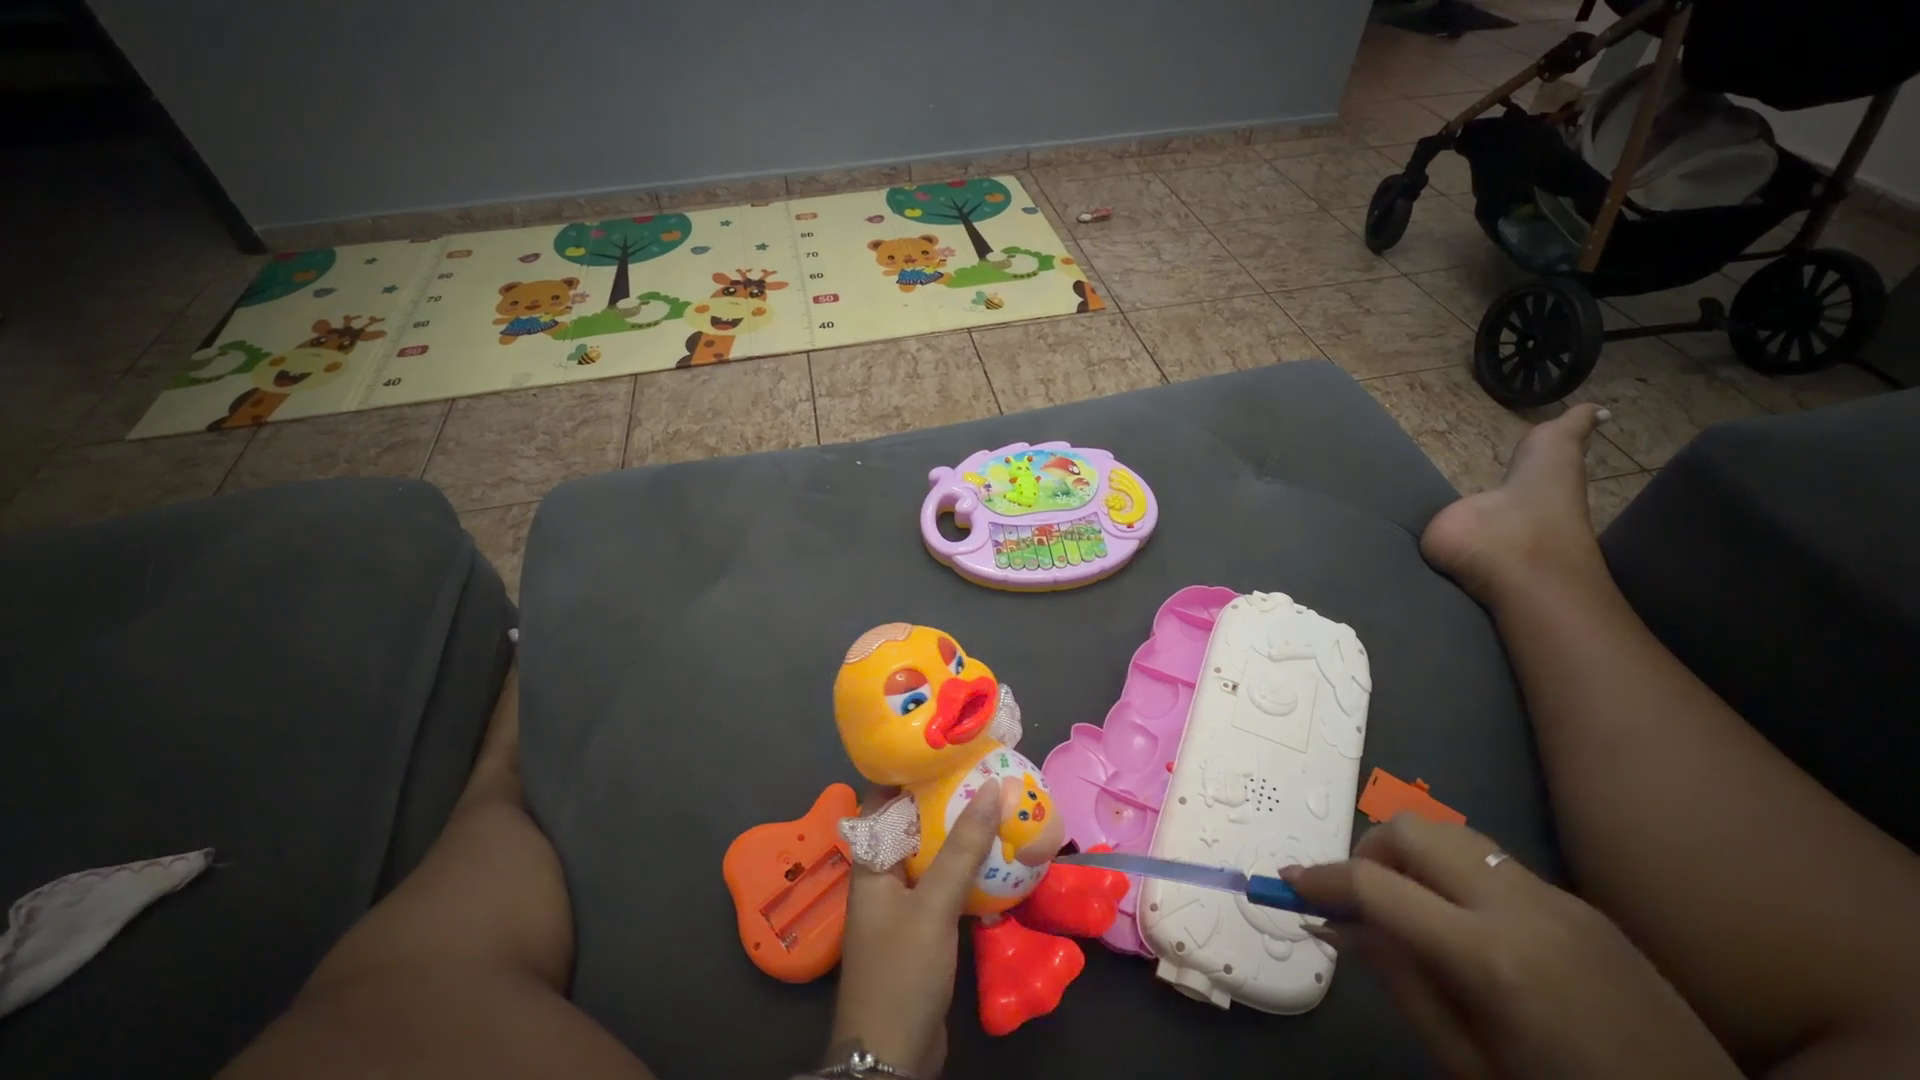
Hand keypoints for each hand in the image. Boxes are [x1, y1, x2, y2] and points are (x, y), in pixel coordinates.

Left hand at [827, 781, 1000, 1079]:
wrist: (893, 1053)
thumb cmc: (901, 971)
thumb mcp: (933, 906)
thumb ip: (962, 849)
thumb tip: (993, 787)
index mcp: (870, 862)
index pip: (882, 799)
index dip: (908, 768)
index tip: (946, 743)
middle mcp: (883, 875)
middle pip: (912, 823)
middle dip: (945, 797)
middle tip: (984, 769)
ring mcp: (903, 903)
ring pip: (933, 854)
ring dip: (961, 833)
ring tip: (999, 804)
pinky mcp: (924, 927)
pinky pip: (946, 884)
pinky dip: (969, 869)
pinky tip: (1001, 859)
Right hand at [1287, 817, 1740, 1079]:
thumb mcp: (1467, 1063)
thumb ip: (1398, 982)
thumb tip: (1335, 924)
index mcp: (1488, 959)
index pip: (1376, 885)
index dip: (1321, 879)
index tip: (1288, 885)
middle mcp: (1522, 906)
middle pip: (1415, 830)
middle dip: (1368, 852)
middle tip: (1356, 902)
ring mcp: (1559, 898)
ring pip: (1455, 835)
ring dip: (1411, 855)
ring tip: (1404, 909)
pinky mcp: (1583, 904)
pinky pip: (1495, 863)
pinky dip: (1454, 874)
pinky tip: (1461, 927)